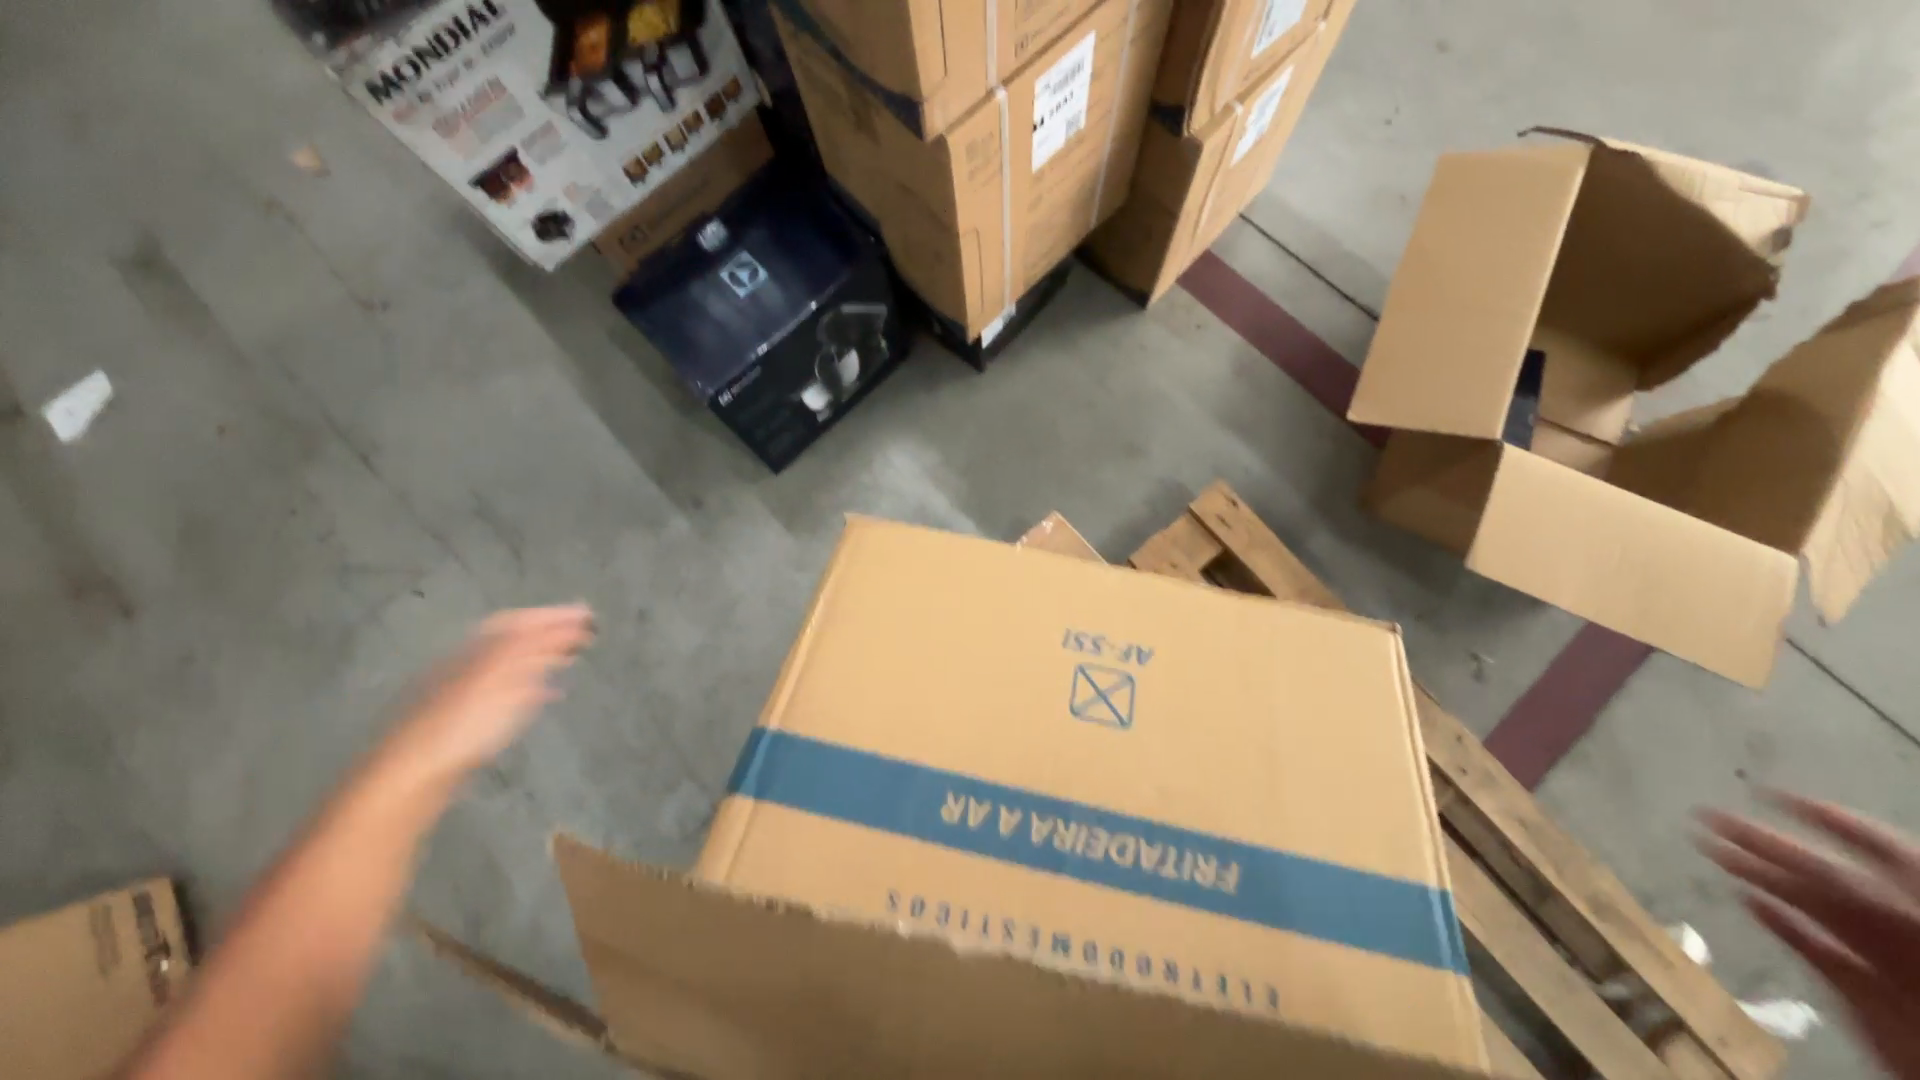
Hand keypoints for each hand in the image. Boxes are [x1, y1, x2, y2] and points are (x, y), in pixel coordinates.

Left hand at [379, 604, 595, 789]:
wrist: (409, 774)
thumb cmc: (458, 726)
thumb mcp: (497, 679)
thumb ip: (529, 649)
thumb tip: (560, 623)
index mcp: (476, 651)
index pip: (517, 623)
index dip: (552, 615)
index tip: (586, 613)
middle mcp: (467, 664)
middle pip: (512, 639)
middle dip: (548, 632)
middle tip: (584, 631)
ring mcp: (463, 692)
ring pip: (509, 665)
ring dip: (541, 657)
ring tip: (569, 658)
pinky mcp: (463, 720)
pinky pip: (507, 690)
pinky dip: (532, 685)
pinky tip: (546, 695)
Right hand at [1700, 792, 1919, 1078]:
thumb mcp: (1910, 931)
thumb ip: (1890, 910)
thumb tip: (1852, 881)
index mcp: (1912, 911)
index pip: (1875, 852)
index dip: (1826, 819)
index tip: (1766, 792)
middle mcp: (1897, 926)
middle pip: (1831, 877)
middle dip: (1770, 843)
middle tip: (1709, 817)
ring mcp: (1880, 960)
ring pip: (1816, 907)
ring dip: (1763, 876)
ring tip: (1712, 849)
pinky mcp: (1860, 993)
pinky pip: (1816, 949)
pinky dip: (1780, 924)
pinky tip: (1747, 900)